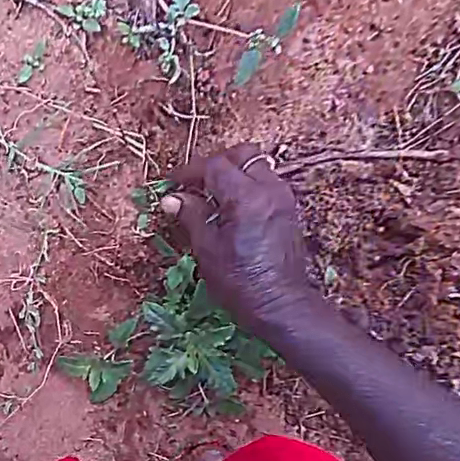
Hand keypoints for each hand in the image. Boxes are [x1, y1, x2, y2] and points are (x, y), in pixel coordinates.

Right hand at [163, 144, 329, 333]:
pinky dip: (245, 186)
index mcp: (246, 198)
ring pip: (256, 167)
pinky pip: (265, 183)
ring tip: (210, 196)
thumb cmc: (239, 282)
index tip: (171, 184)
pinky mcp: (287, 211)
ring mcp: (282, 199)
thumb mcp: (207, 249)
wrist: (279, 304)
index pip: (215, 166)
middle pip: (242, 155)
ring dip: (232, 174)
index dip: (189, 172)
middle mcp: (269, 190)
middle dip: (215, 163)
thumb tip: (171, 199)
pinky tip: (230, 209)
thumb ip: (191, 216)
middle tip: (193, 183)